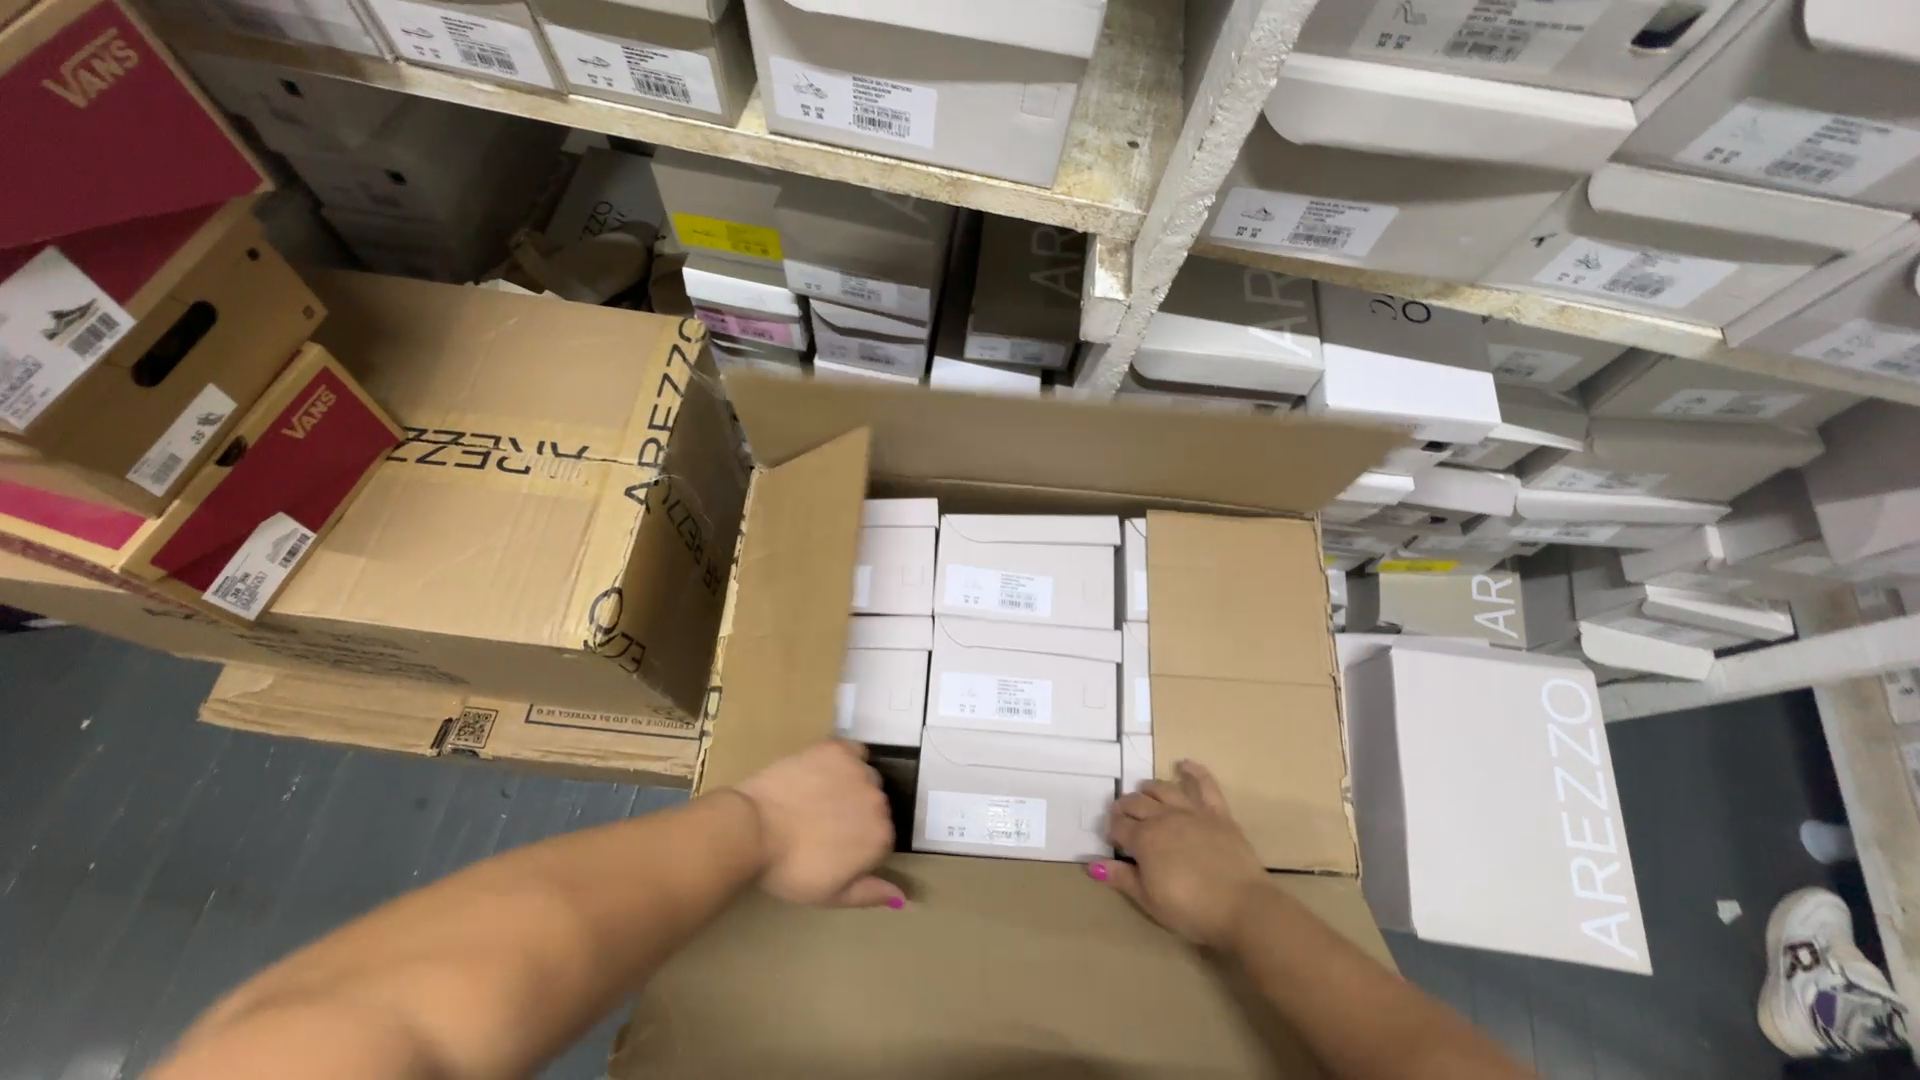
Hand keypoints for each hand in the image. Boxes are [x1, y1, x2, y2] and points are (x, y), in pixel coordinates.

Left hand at [732, 740, 902, 908]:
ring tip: (816, 797)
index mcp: (881, 838)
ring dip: (850, 786)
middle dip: (855, 813)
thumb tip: (903, 897)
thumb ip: (871, 893)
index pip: (881, 836)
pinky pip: (853, 751)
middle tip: (821, 823)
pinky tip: (821, 771)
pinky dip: (843, 759)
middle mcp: (879, 802)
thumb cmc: (789, 869)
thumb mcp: (830, 895)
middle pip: (875, 805)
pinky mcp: (838, 749)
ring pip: (865, 777)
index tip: (832, 846)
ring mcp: (859, 772)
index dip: (857, 842)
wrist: (752, 830)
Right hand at [1097, 760, 1267, 949]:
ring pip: (1163, 789)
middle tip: (1121, 816)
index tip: (1112, 839)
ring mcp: (1192, 812)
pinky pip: (1205, 785)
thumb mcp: (1149, 901)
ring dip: (1148, 789)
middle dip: (1124, 807)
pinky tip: (1183, 764)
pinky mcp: (1218, 813)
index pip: (1119, 826)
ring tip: (1143, 792)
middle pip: (1136, 803)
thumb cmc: (1191, 910)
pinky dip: (1193, 771)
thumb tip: (1092, 864)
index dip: (1112, 830)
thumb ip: (1121, 878)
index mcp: (1144, 840)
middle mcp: (1164, 818)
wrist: (1242, 906)